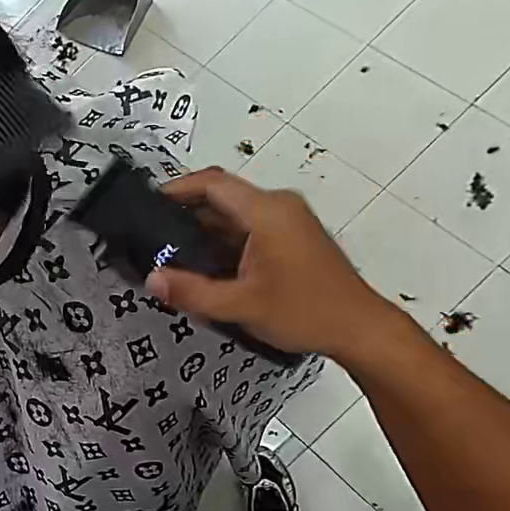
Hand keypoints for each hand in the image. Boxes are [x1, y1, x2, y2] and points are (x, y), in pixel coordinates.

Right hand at [145, 167, 407, 359]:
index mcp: (267, 211)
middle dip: (187, 218)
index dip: (177, 189)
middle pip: (223, 199)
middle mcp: (279, 207)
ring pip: (237, 218)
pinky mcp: (295, 238)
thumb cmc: (308, 312)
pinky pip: (253, 231)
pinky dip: (229, 245)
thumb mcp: (242, 305)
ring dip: (208, 235)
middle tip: (157, 240)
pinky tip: (211, 271)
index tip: (150, 204)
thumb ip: (193, 292)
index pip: (212, 183)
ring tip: (177, 259)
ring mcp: (290, 222)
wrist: (359, 327)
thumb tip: (154, 280)